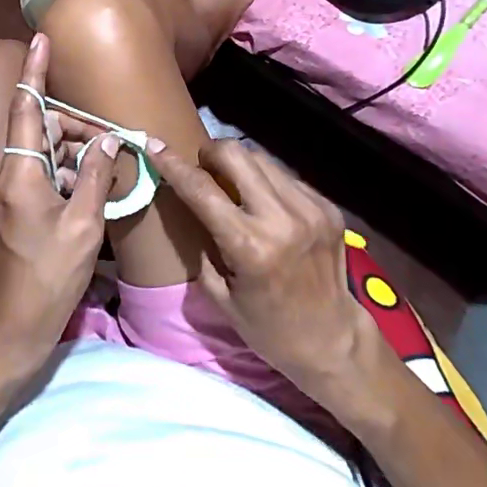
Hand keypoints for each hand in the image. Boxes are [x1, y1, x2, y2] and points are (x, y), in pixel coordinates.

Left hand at [0, 33, 116, 364]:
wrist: (16, 323)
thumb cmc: (50, 274)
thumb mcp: (84, 223)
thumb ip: (97, 174)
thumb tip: (108, 139)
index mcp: (20, 170)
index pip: (27, 106)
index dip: (35, 70)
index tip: (42, 38)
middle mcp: (10, 171)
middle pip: (45, 127)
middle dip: (80, 127)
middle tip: (116, 141)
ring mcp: (12, 188)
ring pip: (48, 150)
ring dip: (79, 152)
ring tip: (110, 169)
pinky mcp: (18, 204)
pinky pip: (46, 172)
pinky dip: (71, 173)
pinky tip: (95, 191)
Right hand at [150, 138, 379, 402]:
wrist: (332, 340)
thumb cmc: (267, 327)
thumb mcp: (220, 295)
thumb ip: (203, 242)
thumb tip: (190, 199)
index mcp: (250, 247)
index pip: (202, 190)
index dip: (173, 164)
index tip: (155, 145)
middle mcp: (282, 219)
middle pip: (237, 155)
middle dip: (211, 152)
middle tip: (202, 167)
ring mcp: (311, 209)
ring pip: (262, 158)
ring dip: (239, 164)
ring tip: (232, 183)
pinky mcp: (328, 207)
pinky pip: (286, 176)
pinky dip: (267, 181)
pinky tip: (264, 203)